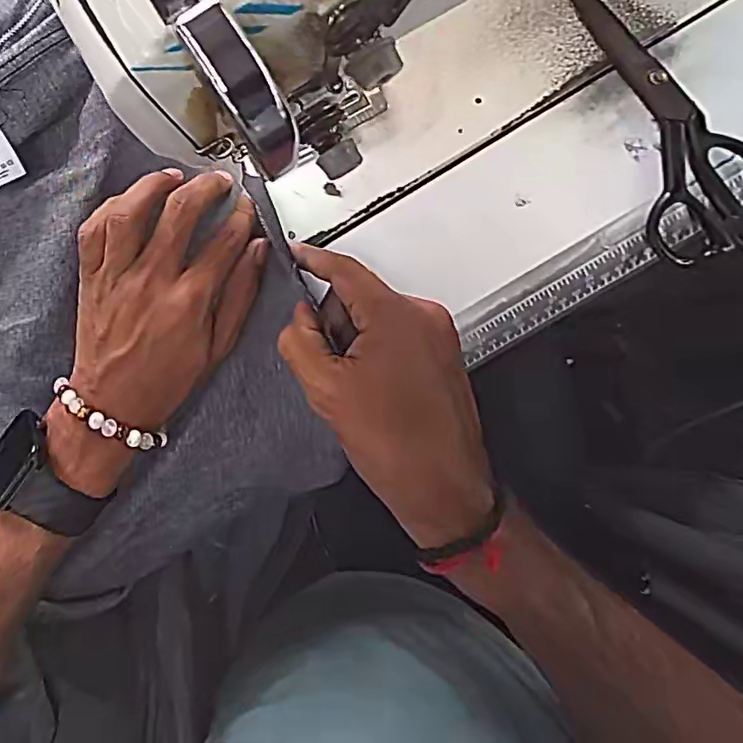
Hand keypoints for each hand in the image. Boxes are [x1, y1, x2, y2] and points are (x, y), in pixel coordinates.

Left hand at [47, 168, 267, 496]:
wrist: (112, 403)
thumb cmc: (164, 379)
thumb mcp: (217, 346)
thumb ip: (240, 295)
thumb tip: (256, 253)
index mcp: (187, 302)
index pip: (223, 241)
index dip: (241, 217)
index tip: (246, 208)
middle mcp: (151, 283)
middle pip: (179, 214)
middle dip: (206, 188)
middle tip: (218, 183)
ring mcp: (117, 277)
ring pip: (130, 213)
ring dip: (154, 186)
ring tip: (173, 177)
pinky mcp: (92, 277)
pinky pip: (93, 230)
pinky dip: (111, 207)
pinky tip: (129, 200)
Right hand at [277, 245, 496, 548]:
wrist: (443, 489)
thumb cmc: (399, 447)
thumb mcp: (324, 388)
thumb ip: (299, 339)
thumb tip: (299, 318)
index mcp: (395, 316)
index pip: (345, 270)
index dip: (314, 259)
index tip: (298, 253)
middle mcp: (422, 317)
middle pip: (358, 295)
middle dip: (334, 322)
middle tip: (328, 364)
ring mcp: (437, 335)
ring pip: (376, 316)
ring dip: (355, 340)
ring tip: (357, 387)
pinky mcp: (442, 352)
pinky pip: (395, 334)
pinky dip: (375, 350)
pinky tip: (373, 389)